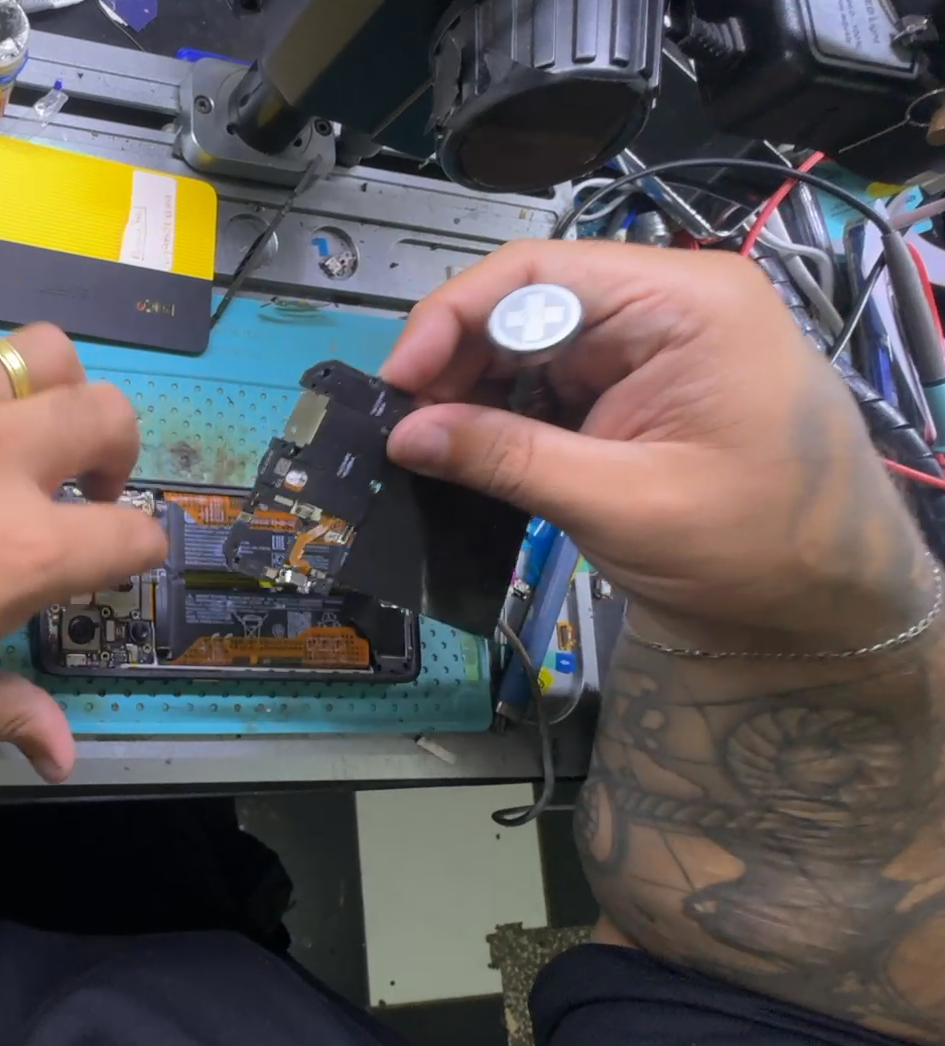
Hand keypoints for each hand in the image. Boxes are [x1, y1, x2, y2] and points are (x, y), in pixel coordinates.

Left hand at [0, 324, 163, 780]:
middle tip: (84, 492)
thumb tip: (64, 760)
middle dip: (118, 457)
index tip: (116, 561)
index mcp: (22, 550)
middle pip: (111, 419)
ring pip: (48, 355)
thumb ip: (12, 715)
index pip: (134, 535)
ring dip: (59, 395)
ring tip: (27, 438)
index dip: (140, 552)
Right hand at [381, 239, 930, 652]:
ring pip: (508, 348)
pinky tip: (463, 451)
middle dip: (449, 364)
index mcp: (681, 306)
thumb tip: (400, 435)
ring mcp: (630, 352)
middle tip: (408, 429)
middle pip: (513, 306)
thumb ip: (504, 459)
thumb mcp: (618, 500)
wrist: (808, 608)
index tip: (399, 382)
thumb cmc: (750, 546)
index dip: (449, 318)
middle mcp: (652, 311)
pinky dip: (483, 417)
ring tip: (432, 447)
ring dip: (460, 394)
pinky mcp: (609, 392)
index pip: (533, 274)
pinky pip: (523, 386)